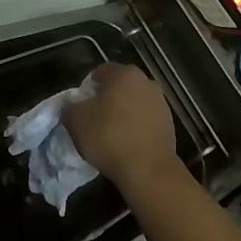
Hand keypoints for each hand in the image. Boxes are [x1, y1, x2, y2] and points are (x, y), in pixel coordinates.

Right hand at [65, 63, 182, 189]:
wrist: (147, 168)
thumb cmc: (108, 137)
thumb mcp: (75, 120)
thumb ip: (70, 106)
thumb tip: (74, 105)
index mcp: (125, 74)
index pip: (101, 72)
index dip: (88, 87)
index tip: (81, 105)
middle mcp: (147, 82)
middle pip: (120, 86)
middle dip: (107, 99)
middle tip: (94, 118)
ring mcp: (161, 103)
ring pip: (134, 103)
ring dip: (123, 113)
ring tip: (111, 133)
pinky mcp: (169, 123)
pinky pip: (145, 120)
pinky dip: (136, 127)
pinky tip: (127, 143)